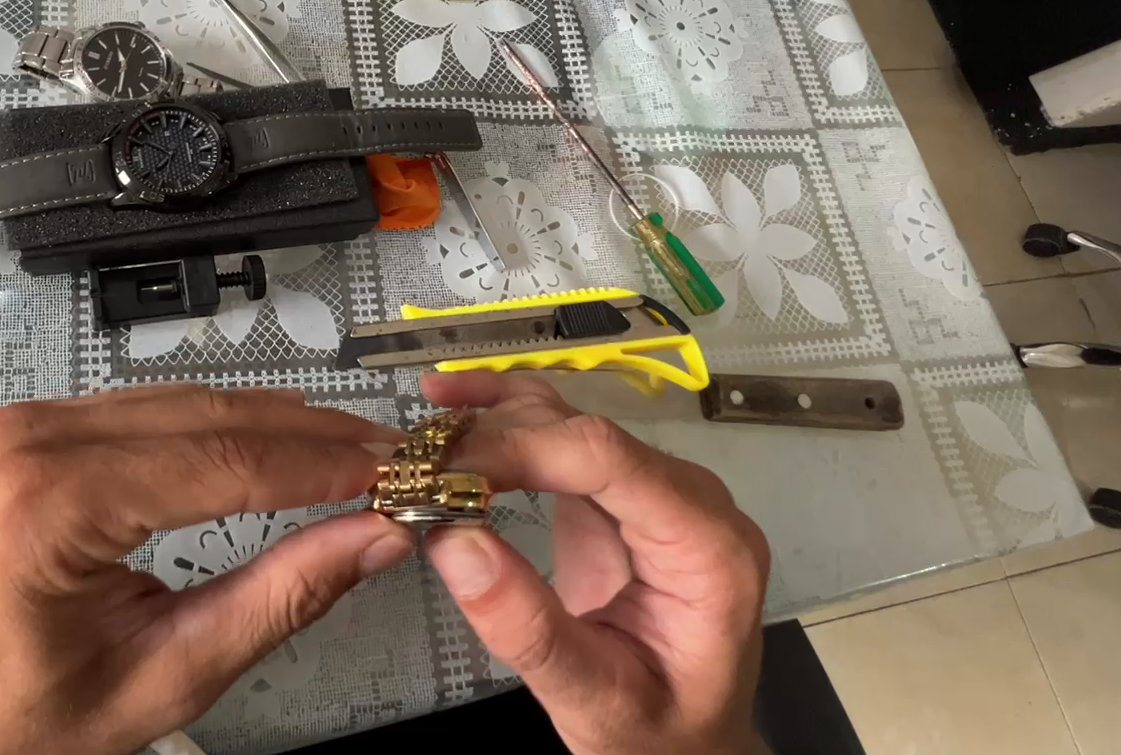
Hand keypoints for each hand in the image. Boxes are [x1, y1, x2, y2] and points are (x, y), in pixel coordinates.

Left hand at [0, 386, 414, 754]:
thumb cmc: (29, 720)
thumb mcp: (165, 677)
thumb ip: (279, 598)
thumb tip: (376, 537)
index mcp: (50, 504)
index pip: (220, 463)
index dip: (319, 464)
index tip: (393, 468)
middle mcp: (35, 436)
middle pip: (208, 416)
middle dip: (308, 435)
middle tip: (385, 452)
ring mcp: (33, 419)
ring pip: (188, 400)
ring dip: (273, 422)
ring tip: (348, 445)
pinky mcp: (42, 421)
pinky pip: (156, 407)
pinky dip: (225, 422)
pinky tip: (275, 434)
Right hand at [419, 372, 770, 754]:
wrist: (685, 744)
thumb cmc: (655, 733)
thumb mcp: (593, 702)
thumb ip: (528, 627)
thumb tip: (451, 536)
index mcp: (704, 543)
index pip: (604, 457)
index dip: (518, 448)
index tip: (444, 471)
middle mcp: (683, 493)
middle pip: (576, 430)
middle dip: (491, 438)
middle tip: (416, 467)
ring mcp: (647, 480)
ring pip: (559, 416)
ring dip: (486, 416)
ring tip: (422, 438)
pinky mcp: (610, 482)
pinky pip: (551, 428)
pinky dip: (498, 411)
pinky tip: (451, 400)